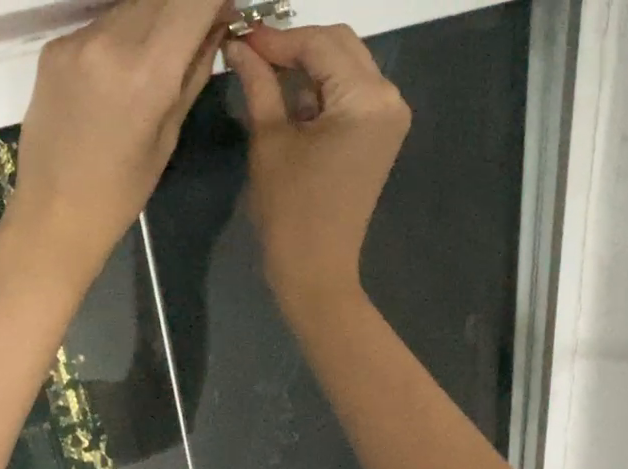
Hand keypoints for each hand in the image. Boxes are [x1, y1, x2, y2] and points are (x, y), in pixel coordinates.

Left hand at [9, 0, 228, 269]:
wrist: (54, 212)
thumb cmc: (121, 191)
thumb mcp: (169, 135)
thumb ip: (194, 71)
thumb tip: (218, 25)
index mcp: (149, 71)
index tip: (223, 10)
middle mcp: (110, 41)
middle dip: (185, 7)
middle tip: (197, 33)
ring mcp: (77, 41)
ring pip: (130, 5)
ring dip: (153, 18)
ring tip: (155, 60)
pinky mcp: (54, 48)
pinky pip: (99, 26)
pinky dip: (119, 37)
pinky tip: (116, 76)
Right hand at [225, 25, 411, 302]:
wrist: (315, 270)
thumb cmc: (289, 211)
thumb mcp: (269, 141)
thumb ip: (258, 84)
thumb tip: (239, 47)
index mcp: (366, 98)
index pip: (319, 43)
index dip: (277, 38)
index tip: (239, 40)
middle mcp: (388, 98)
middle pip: (339, 46)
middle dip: (295, 46)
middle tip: (251, 56)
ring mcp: (388, 118)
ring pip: (345, 67)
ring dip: (307, 67)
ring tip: (265, 78)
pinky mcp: (379, 136)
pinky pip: (350, 95)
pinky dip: (320, 92)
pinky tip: (290, 103)